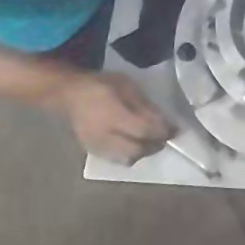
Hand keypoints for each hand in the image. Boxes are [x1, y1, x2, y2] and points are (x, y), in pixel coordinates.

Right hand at [49, 72, 173, 164]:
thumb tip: (163, 121)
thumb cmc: (101, 85)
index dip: (163, 132)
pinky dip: (129, 154)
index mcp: (114, 114)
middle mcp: (105, 135)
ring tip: (149, 141)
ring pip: (127, 159)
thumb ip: (144, 105)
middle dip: (154, 145)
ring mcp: (97, 146)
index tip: (175, 129)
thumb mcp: (127, 86)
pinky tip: (133, 143)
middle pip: (137, 150)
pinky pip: (116, 159)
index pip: (144, 130)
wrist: (69, 94)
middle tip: (164, 136)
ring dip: (143, 152)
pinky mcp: (92, 152)